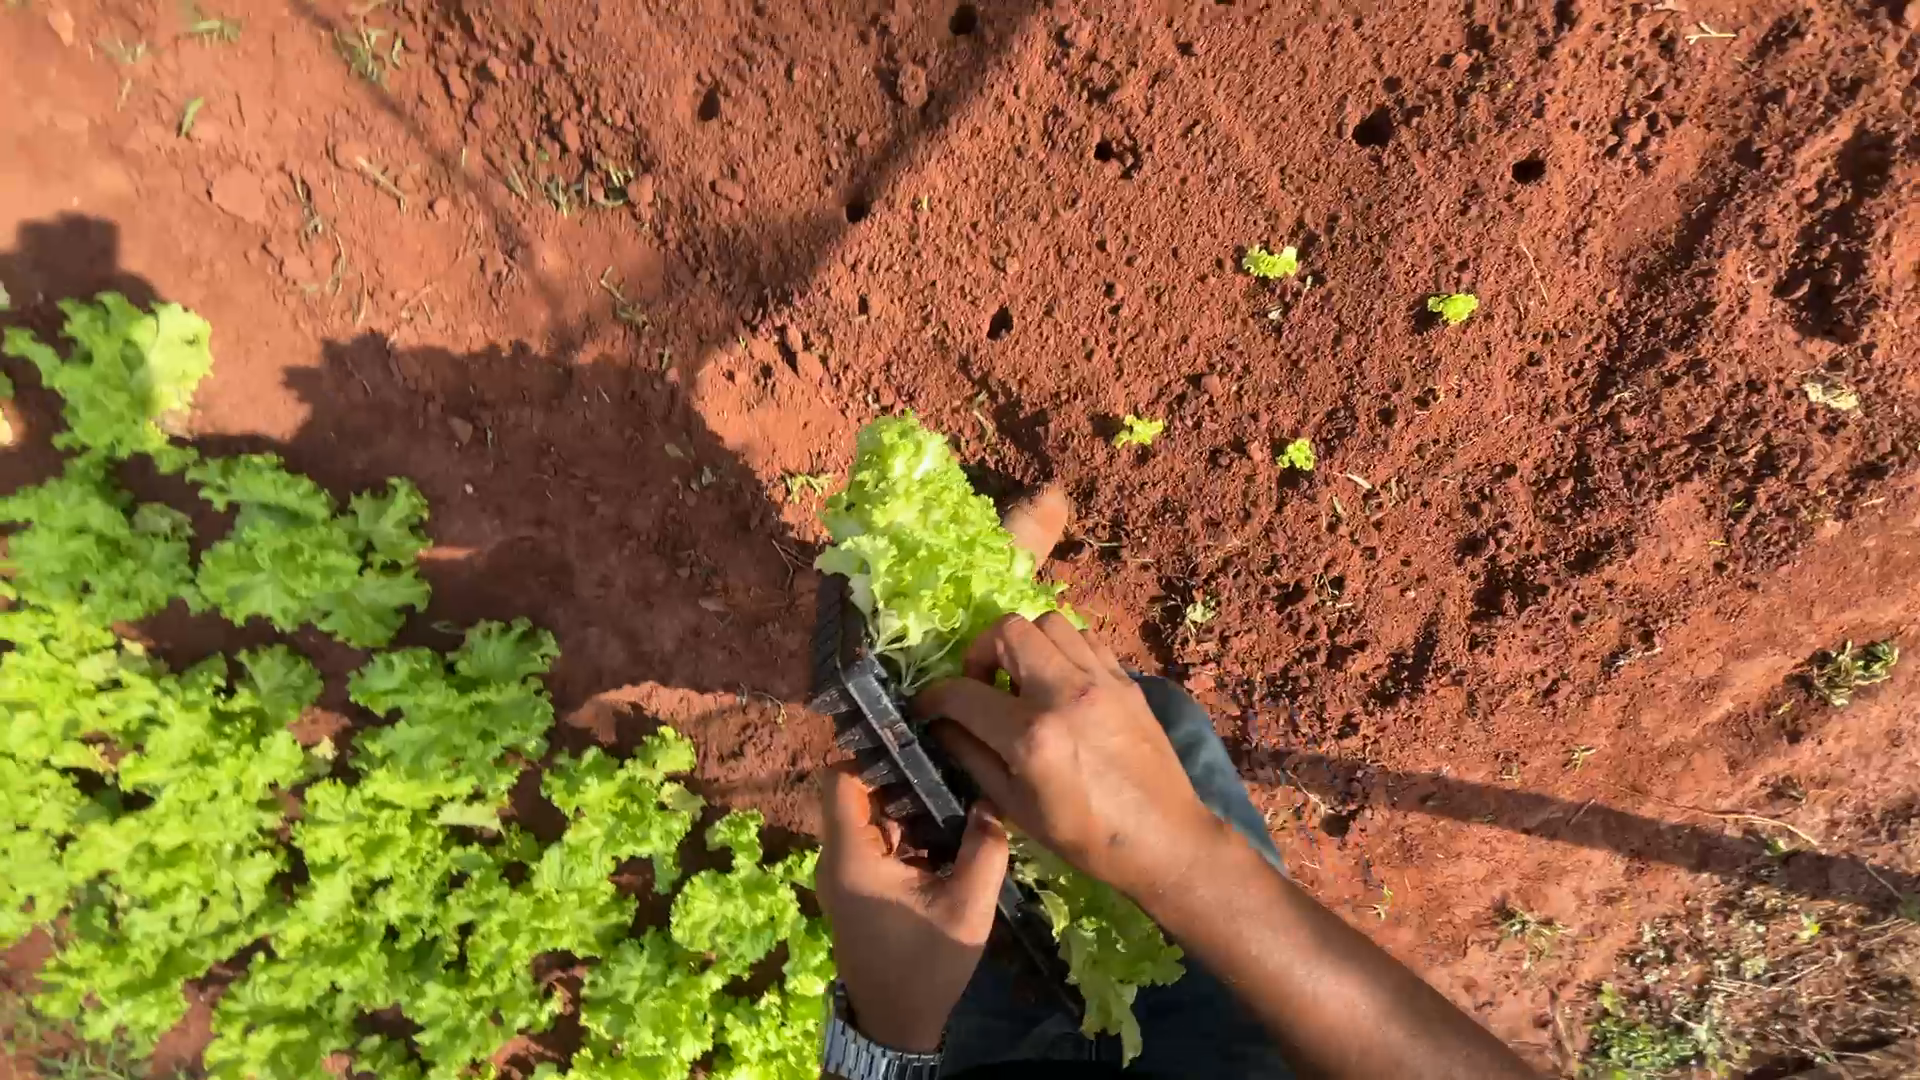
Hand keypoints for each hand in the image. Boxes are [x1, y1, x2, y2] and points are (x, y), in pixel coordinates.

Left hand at [814, 764, 1008, 1052]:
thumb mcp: (968, 908)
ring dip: (905, 803)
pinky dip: (904, 829)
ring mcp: (843, 873)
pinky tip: (942, 827)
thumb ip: (985, 849)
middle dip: (899, 776)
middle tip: (944, 763)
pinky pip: (874, 839)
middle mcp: (836, 857)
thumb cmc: (927, 966)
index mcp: (851, 856)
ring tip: (949, 789)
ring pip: (868, 815)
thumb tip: (991, 801)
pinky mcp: (856, 886)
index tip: (913, 743)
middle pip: (857, 793)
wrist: (896, 1026)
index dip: (870, 753)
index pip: (839, 778)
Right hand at [916, 613, 1221, 898]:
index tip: (927, 705)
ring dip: (1024, 644)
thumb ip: (971, 756)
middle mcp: (1065, 693)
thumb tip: (940, 724)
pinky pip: (1084, 637)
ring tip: (1022, 677)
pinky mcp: (1125, 679)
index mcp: (1032, 736)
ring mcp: (1100, 680)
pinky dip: (1062, 648)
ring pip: (1048, 623)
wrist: (1164, 839)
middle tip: (982, 684)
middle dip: (980, 651)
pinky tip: (1060, 680)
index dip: (933, 697)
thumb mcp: (1015, 807)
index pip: (963, 694)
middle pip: (1008, 630)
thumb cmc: (1084, 835)